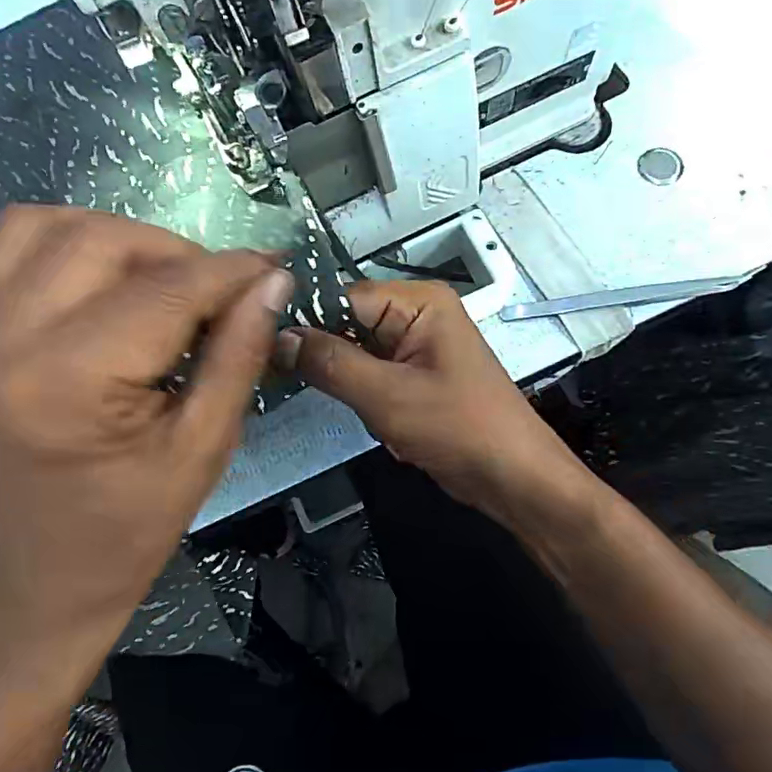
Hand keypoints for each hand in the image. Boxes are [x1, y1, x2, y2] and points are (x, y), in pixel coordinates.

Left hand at [0, 206, 291, 697]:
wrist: (46, 573)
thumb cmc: (137, 522)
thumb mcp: (207, 443)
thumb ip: (238, 353)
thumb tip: (273, 281)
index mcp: (67, 382)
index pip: (164, 290)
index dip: (229, 271)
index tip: (275, 267)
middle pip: (100, 241)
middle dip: (179, 253)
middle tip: (224, 291)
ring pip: (46, 226)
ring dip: (123, 241)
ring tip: (169, 283)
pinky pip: (9, 250)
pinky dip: (70, 247)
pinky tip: (112, 287)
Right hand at [274, 280, 593, 528]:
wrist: (513, 475)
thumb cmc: (459, 427)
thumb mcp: (388, 395)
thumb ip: (330, 363)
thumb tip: (277, 336)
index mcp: (420, 302)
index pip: (342, 296)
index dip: (302, 320)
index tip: (258, 347)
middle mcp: (418, 316)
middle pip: (348, 324)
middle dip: (331, 361)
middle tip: (297, 388)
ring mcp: (418, 349)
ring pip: (357, 357)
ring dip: (352, 388)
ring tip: (369, 413)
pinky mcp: (418, 380)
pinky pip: (374, 380)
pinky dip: (370, 403)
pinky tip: (387, 426)